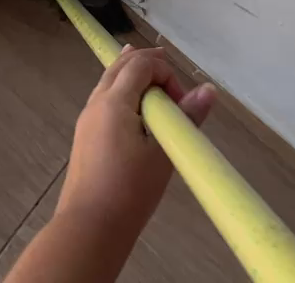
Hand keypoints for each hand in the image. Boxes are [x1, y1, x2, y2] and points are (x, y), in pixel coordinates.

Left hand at [57, 44, 216, 235]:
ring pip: (110, 81)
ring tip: (150, 74)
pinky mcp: (85, 137)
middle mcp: (96, 103)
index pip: (141, 65)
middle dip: (147, 64)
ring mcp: (87, 120)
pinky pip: (104, 99)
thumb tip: (209, 90)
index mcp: (114, 101)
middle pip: (121, 66)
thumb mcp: (163, 154)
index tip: (181, 102)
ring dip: (132, 75)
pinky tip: (130, 103)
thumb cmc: (129, 191)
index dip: (165, 72)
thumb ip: (185, 118)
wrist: (88, 230)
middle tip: (169, 68)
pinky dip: (121, 91)